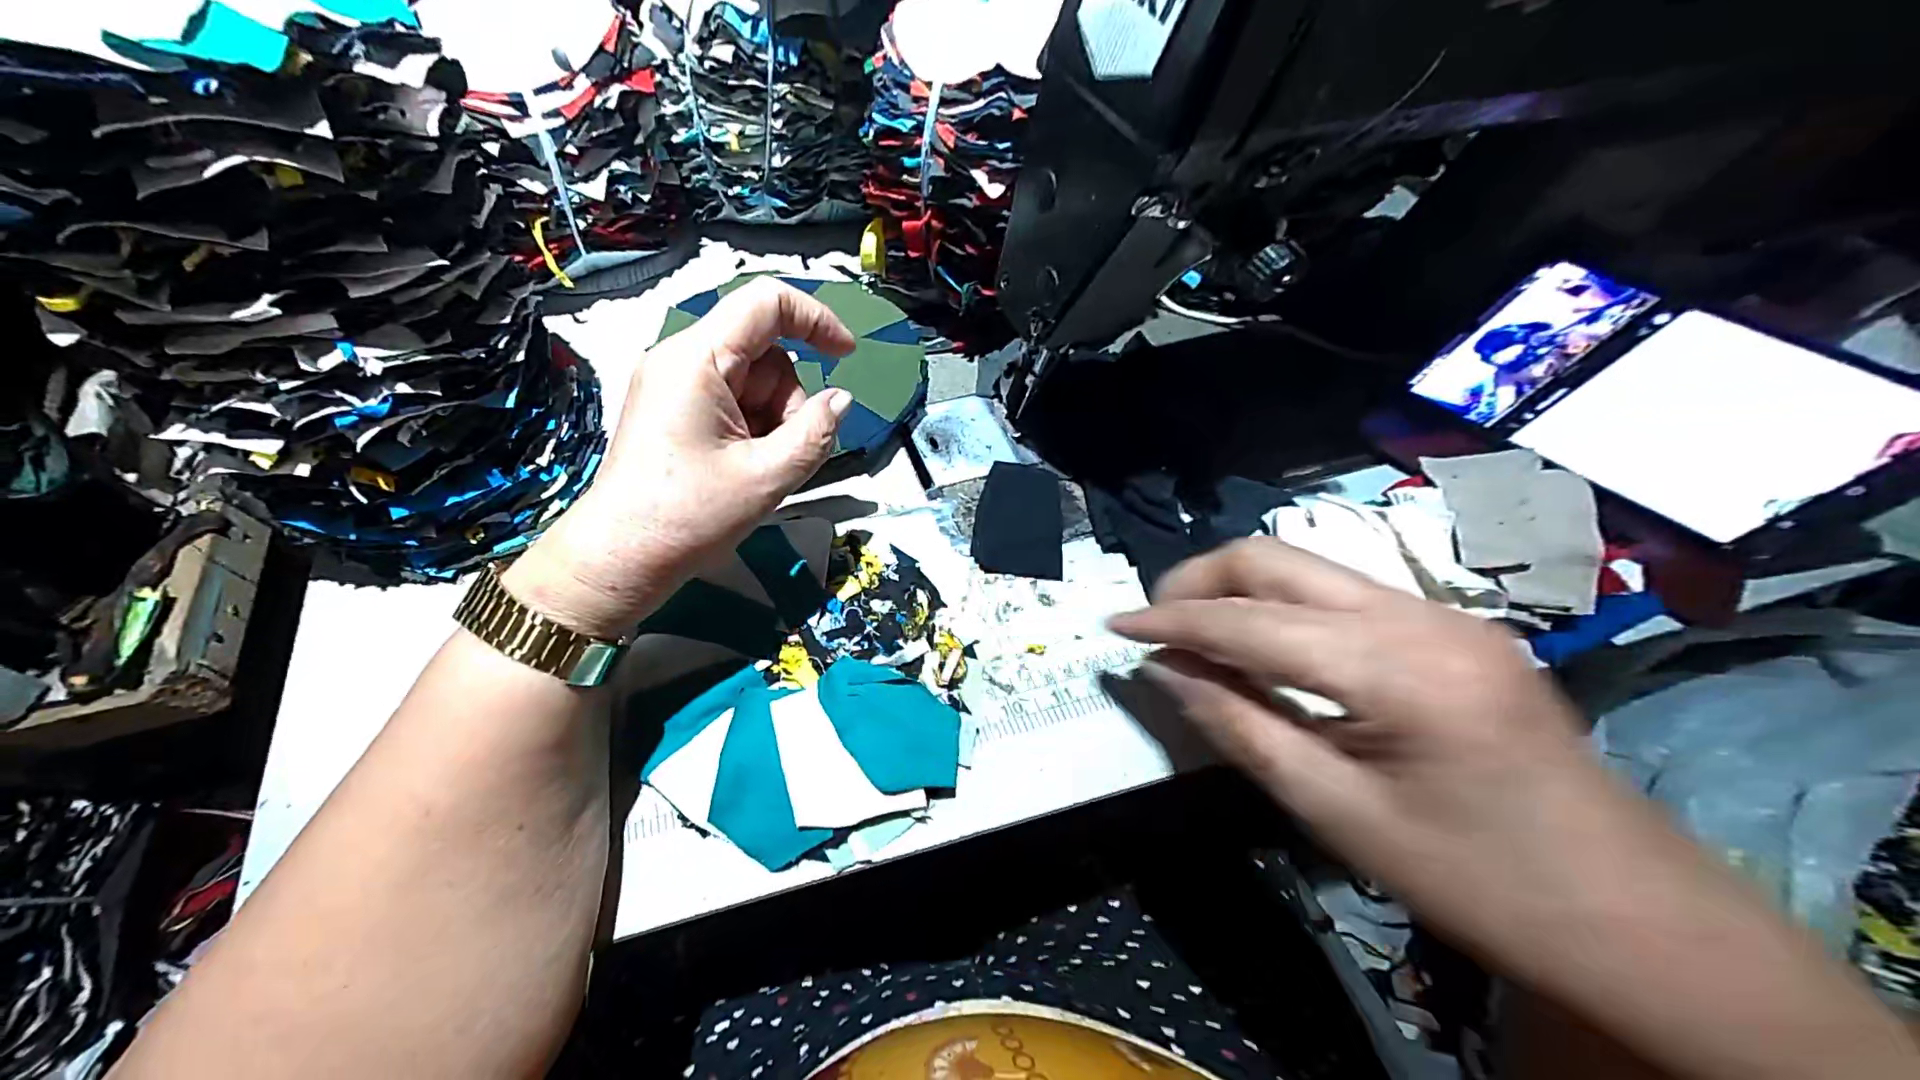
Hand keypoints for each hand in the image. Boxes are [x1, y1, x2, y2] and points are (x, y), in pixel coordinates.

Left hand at [504, 278, 855, 638]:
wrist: (622, 558)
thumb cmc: (687, 516)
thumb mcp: (767, 476)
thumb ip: (816, 432)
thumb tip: (842, 401)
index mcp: (697, 360)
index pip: (767, 303)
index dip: (816, 319)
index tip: (846, 355)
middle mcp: (681, 360)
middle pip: (765, 353)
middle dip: (789, 400)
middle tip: (779, 455)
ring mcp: (676, 385)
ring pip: (754, 381)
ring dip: (774, 420)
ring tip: (758, 469)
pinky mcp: (675, 410)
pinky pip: (734, 402)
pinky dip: (754, 429)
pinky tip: (744, 467)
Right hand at [1108, 538, 1646, 960]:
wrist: (1639, 916)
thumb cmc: (1477, 880)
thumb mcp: (1334, 811)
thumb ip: (1238, 725)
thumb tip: (1164, 672)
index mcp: (1395, 666)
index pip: (1247, 620)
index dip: (1169, 620)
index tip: (1113, 627)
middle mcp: (1418, 614)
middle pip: (1275, 559)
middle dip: (1198, 582)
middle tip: (1153, 625)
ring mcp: (1442, 614)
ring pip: (1306, 568)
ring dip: (1237, 592)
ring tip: (1194, 636)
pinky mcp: (1451, 628)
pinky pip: (1339, 596)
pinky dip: (1281, 611)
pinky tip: (1260, 648)